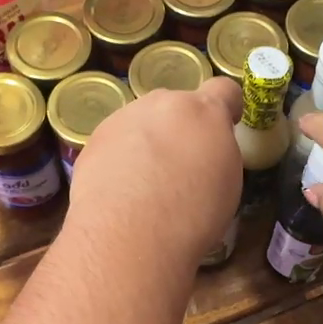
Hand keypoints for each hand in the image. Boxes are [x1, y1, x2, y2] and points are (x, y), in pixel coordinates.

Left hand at [66, 76, 243, 266]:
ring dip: (149, 141)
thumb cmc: (193, 215)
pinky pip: (117, 140)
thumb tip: (205, 150)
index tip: (225, 126)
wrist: (129, 234)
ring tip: (145, 183)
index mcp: (205, 112)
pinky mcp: (95, 138)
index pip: (224, 89)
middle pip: (177, 106)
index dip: (227, 107)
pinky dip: (121, 158)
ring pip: (143, 121)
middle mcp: (163, 104)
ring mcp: (125, 117)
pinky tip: (121, 190)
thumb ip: (219, 153)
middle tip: (181, 166)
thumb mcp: (226, 183)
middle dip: (181, 128)